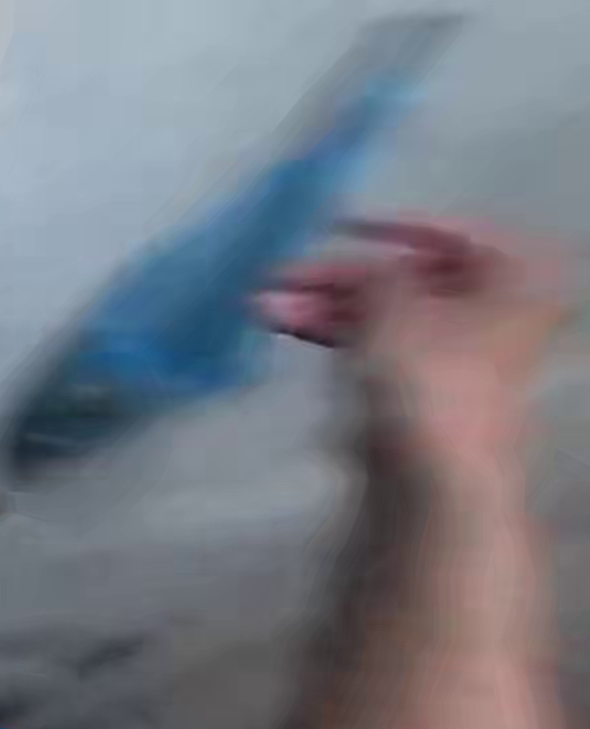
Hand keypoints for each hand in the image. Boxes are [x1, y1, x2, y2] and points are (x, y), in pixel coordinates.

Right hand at [257, 218, 573, 475]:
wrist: (427, 461)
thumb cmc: (428, 379)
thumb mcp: (398, 313)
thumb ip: (374, 278)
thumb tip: (354, 264)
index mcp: (514, 277)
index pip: (451, 234)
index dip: (390, 227)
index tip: (332, 224)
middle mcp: (487, 304)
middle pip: (400, 277)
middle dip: (331, 279)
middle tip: (272, 279)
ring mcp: (445, 342)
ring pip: (372, 310)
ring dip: (315, 306)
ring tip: (258, 306)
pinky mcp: (408, 375)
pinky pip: (363, 338)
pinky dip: (324, 330)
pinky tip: (282, 325)